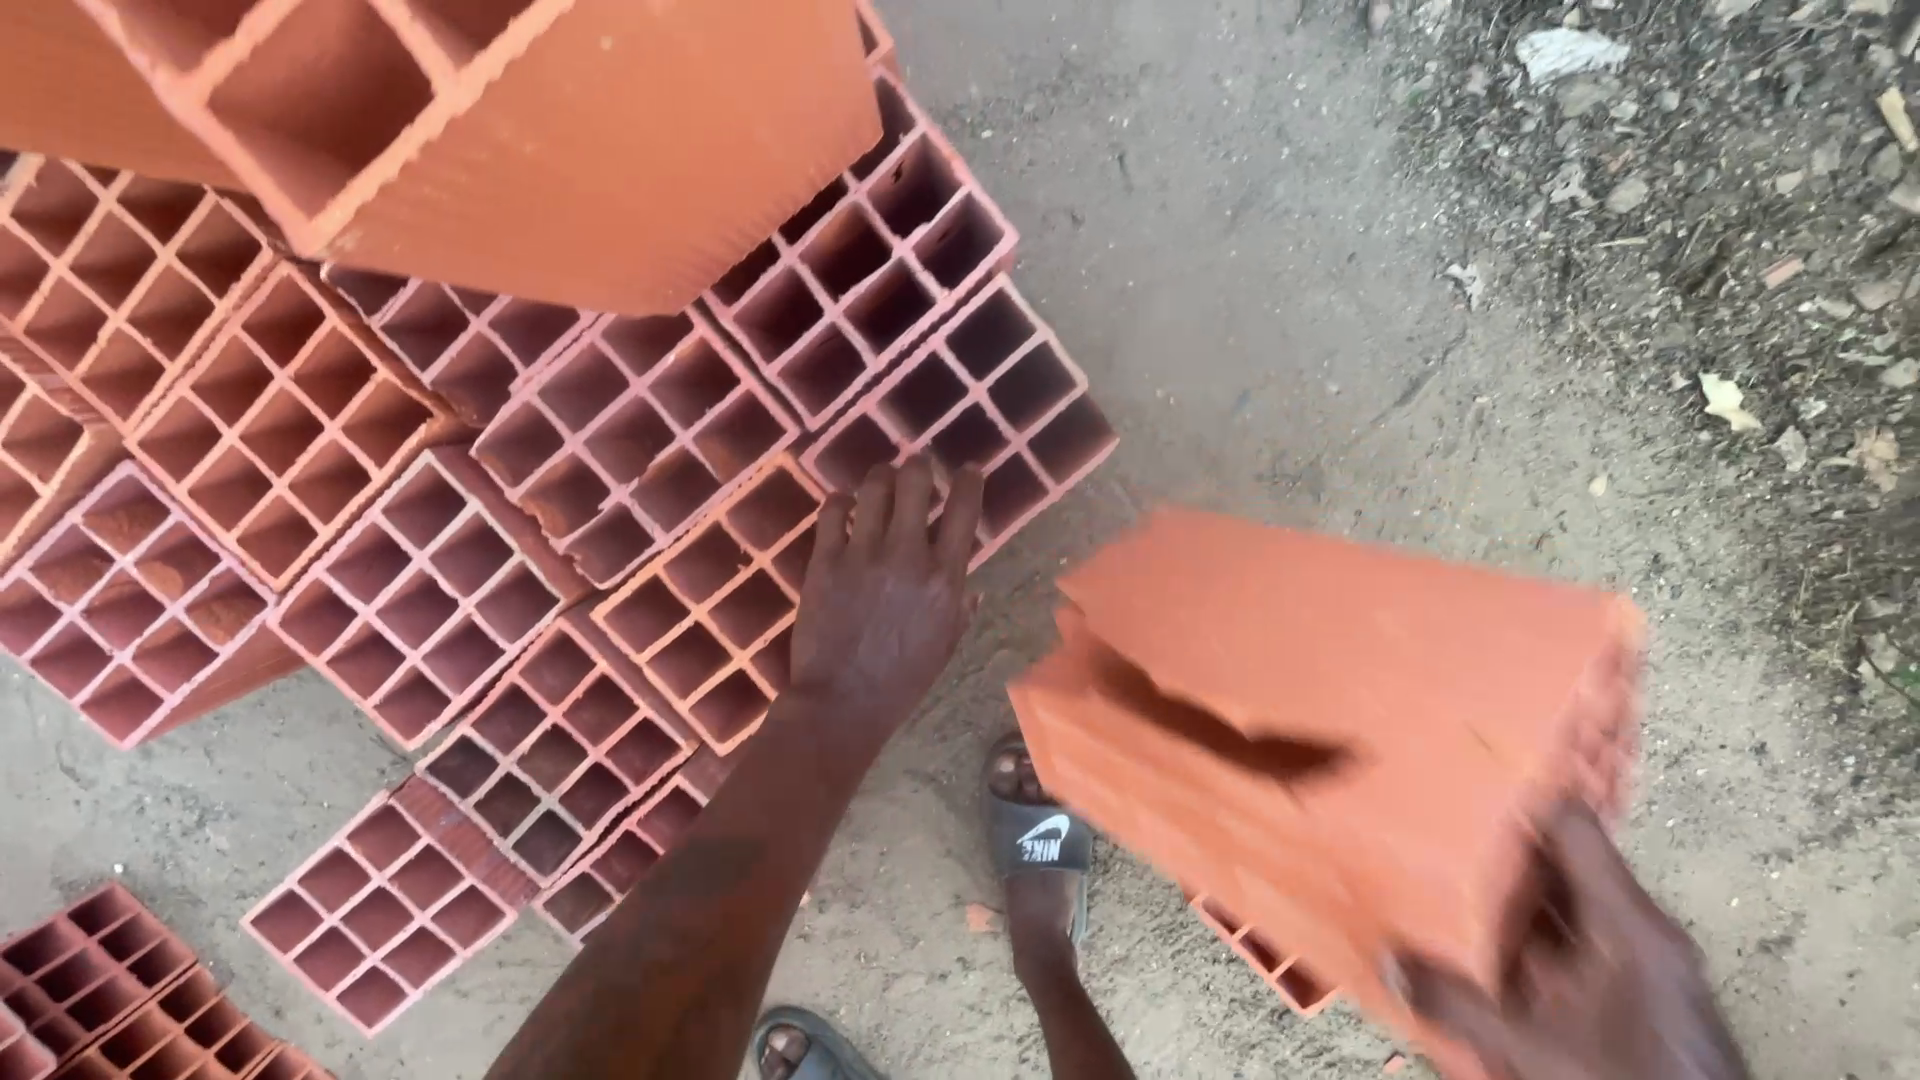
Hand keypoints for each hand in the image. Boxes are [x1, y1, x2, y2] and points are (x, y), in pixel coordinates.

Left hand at [789, 457, 983, 732]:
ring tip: (881, 482)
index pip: (965, 509)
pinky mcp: (825, 560)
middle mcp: (908, 554)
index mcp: (945, 577)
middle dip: (920, 466)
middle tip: (917, 469)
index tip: (968, 471)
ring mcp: (863, 554)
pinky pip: (834, 509)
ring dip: (882, 477)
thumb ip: (961, 607)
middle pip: (916, 481)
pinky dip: (842, 501)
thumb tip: (969, 582)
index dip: (969, 480)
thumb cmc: (903, 679)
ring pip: (875, 486)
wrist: (843, 701)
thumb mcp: (946, 645)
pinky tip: (846, 507)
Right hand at [1395, 801, 1749, 1079]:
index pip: (1572, 827)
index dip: (1519, 794)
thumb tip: (1387, 960)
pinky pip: (1558, 933)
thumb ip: (1457, 1001)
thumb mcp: (1537, 1049)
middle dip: (1491, 839)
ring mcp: (1630, 959)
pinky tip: (1468, 926)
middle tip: (1428, 813)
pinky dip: (1515, 923)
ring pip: (1555, 897)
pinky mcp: (1621, 988)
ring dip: (1500, 883)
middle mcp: (1634, 929)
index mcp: (1627, 924)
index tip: (1462, 769)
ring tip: (1434, 860)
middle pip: (1555, 858)